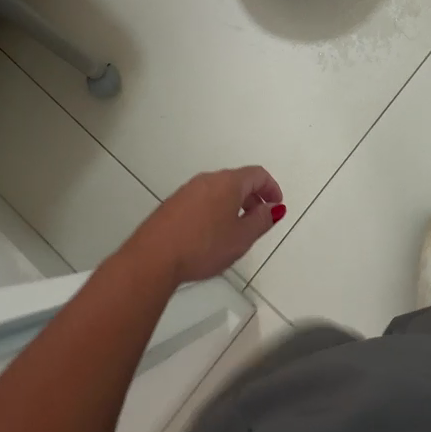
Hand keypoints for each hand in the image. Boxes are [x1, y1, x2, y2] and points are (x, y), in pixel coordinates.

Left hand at [121, 167, 285, 283]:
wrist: (153, 257)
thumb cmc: (204, 246)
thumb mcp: (241, 238)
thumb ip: (262, 220)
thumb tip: (274, 207)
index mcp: (228, 183)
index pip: (257, 174)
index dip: (271, 188)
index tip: (277, 205)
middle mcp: (208, 179)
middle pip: (237, 180)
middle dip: (253, 196)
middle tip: (259, 218)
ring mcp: (187, 190)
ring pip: (218, 190)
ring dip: (233, 203)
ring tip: (235, 229)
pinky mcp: (172, 204)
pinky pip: (202, 199)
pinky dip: (214, 209)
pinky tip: (210, 233)